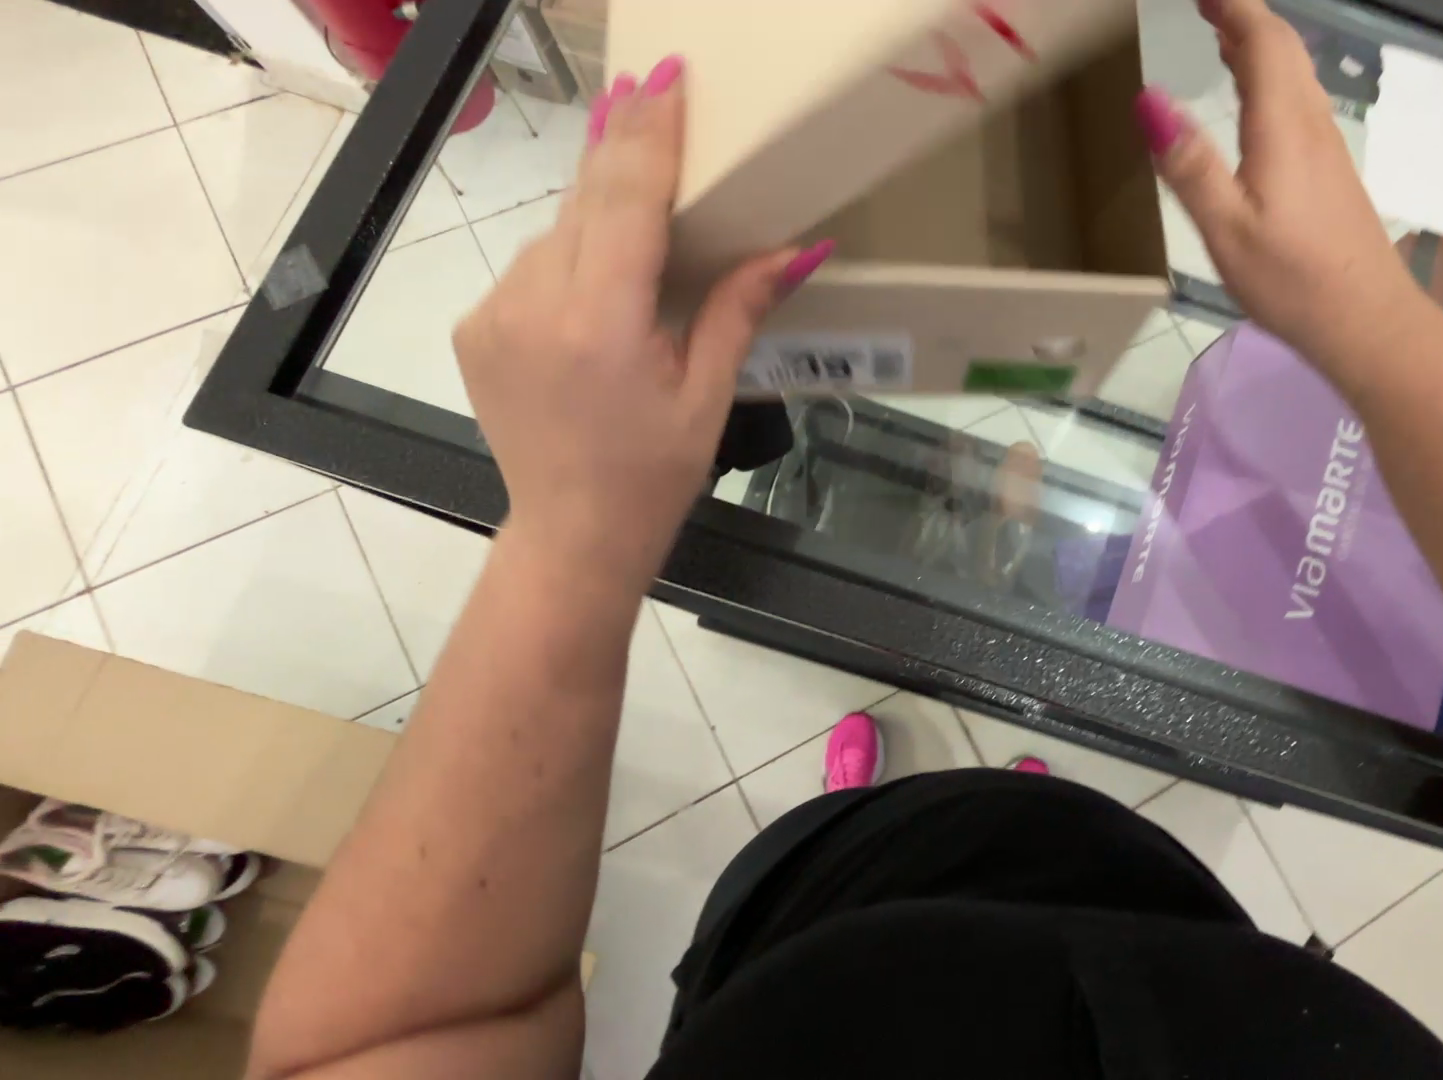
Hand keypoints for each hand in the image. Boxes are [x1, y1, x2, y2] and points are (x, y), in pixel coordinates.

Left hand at [453, 58, 829, 585]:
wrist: (573, 533)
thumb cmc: (656, 474)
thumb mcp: (708, 396)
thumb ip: (738, 310)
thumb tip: (797, 250)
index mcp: (602, 323)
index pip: (625, 199)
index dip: (650, 133)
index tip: (667, 75)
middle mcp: (534, 303)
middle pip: (585, 200)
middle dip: (622, 146)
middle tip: (654, 93)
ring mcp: (494, 312)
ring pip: (556, 230)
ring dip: (600, 209)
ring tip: (640, 202)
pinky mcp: (476, 325)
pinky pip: (532, 265)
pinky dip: (571, 255)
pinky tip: (600, 281)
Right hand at [1138, 0, 1421, 360]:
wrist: (1362, 318)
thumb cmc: (1290, 279)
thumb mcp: (1226, 227)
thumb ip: (1189, 166)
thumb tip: (1149, 99)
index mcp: (1283, 128)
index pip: (1264, 42)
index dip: (1235, 6)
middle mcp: (1310, 126)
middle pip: (1283, 52)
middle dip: (1245, 20)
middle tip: (1207, 6)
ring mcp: (1326, 150)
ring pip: (1294, 79)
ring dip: (1259, 51)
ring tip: (1223, 43)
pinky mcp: (1329, 176)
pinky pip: (1298, 107)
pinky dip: (1271, 86)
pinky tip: (1255, 109)